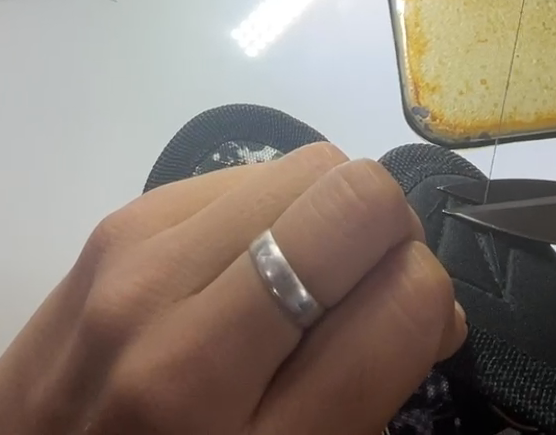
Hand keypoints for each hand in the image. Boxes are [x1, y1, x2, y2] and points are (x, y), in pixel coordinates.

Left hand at [0, 144, 465, 434]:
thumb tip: (431, 295)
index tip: (411, 317)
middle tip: (366, 277)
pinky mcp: (124, 219)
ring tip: (307, 263)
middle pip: (357, 203)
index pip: (402, 305)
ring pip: (313, 164)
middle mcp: (192, 354)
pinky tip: (248, 255)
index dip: (429, 296)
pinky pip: (253, 170)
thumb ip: (372, 390)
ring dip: (335, 208)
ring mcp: (146, 271)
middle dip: (391, 228)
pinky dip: (277, 204)